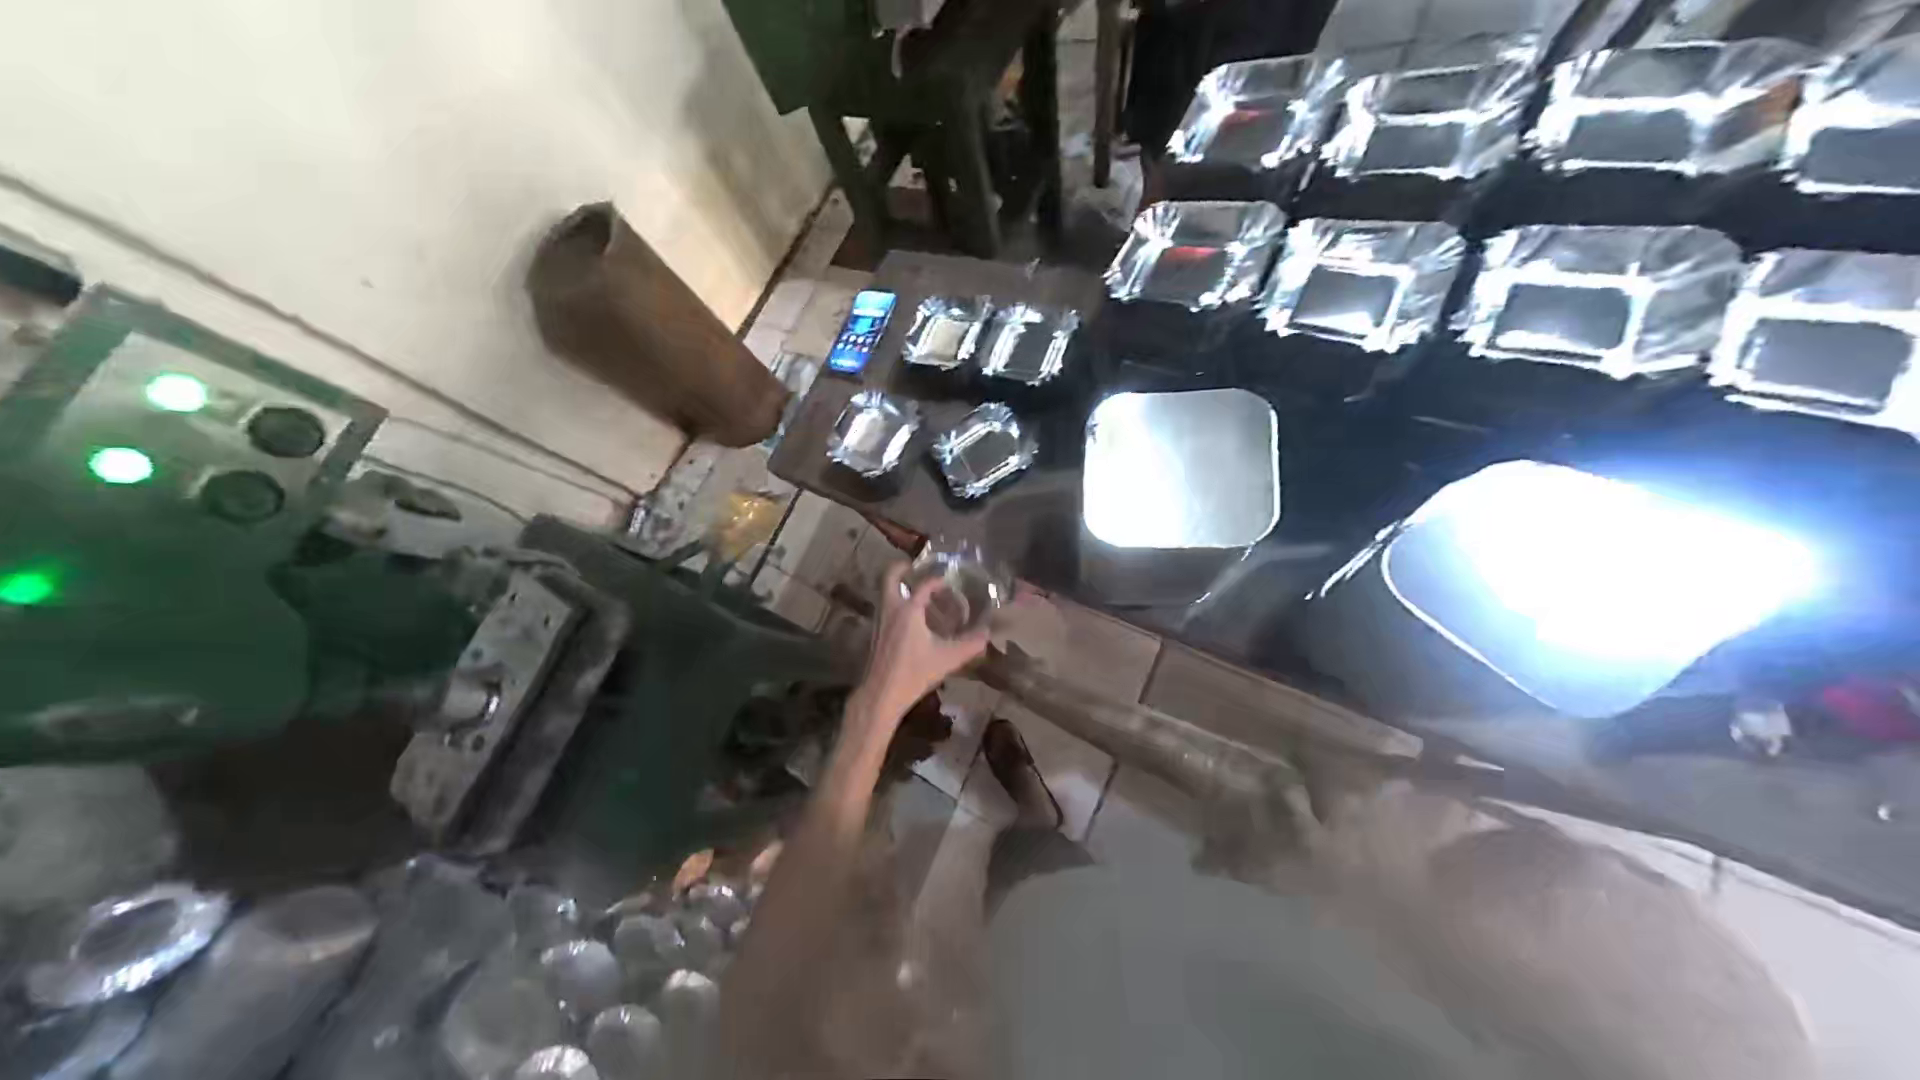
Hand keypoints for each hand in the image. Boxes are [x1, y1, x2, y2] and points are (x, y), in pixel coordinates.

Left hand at [853, 562, 991, 724]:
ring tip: (918, 593)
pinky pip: (885, 607)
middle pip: (889, 576)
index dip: (938, 580)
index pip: (924, 585)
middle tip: (915, 567)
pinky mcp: (876, 633)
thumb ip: (970, 645)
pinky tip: (911, 619)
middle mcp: (891, 609)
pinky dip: (896, 603)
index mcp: (908, 610)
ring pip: (885, 592)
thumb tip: (988, 633)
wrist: (881, 694)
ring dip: (899, 587)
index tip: (949, 581)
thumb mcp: (947, 659)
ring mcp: (880, 620)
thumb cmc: (913, 673)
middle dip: (902, 568)